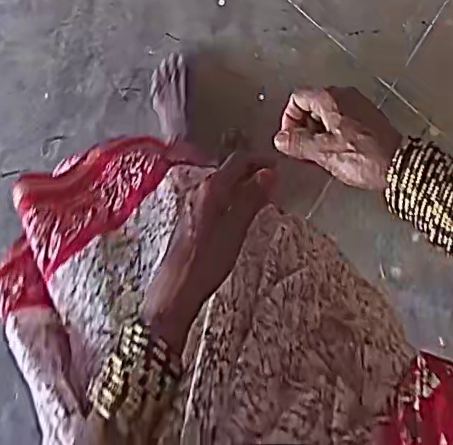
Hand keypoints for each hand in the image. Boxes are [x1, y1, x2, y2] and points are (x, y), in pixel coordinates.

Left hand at [141, 152, 274, 350]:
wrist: (174, 293)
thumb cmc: (206, 261)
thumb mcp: (236, 229)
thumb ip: (252, 198)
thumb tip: (270, 173)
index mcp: (212, 187)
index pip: (239, 160)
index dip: (261, 159)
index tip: (278, 166)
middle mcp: (200, 189)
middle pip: (230, 169)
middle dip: (253, 171)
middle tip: (273, 183)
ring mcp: (192, 203)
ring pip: (223, 183)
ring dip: (243, 185)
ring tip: (261, 198)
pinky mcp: (190, 218)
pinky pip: (216, 196)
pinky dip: (232, 197)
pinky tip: (239, 213)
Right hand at [273, 87, 402, 192]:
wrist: (398, 164)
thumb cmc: (362, 157)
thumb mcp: (323, 152)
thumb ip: (298, 143)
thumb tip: (279, 138)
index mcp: (330, 98)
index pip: (297, 97)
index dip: (289, 119)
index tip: (291, 140)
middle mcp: (344, 94)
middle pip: (311, 104)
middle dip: (303, 127)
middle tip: (305, 151)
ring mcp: (357, 103)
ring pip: (327, 112)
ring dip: (318, 132)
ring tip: (322, 155)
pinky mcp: (367, 115)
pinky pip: (342, 118)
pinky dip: (334, 132)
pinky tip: (338, 152)